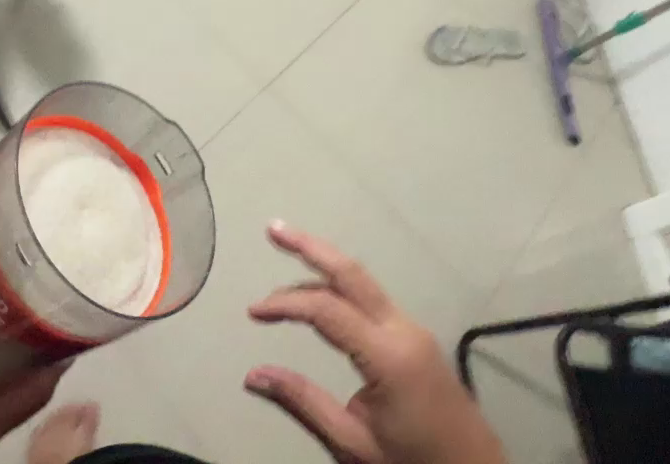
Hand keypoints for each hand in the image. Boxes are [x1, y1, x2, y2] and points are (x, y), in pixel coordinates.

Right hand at [244, 222, 506, 463]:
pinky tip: (319, 286)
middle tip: (273, 229)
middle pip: (351, 273)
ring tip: (287, 248)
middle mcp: (403, 330)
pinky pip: (372, 298)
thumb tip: (253, 375)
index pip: (326, 310)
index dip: (285, 303)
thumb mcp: (354, 444)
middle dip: (310, 246)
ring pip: (362, 281)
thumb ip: (304, 402)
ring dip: (323, 263)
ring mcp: (413, 329)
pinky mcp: (416, 336)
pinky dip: (339, 284)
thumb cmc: (414, 462)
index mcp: (388, 357)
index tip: (253, 311)